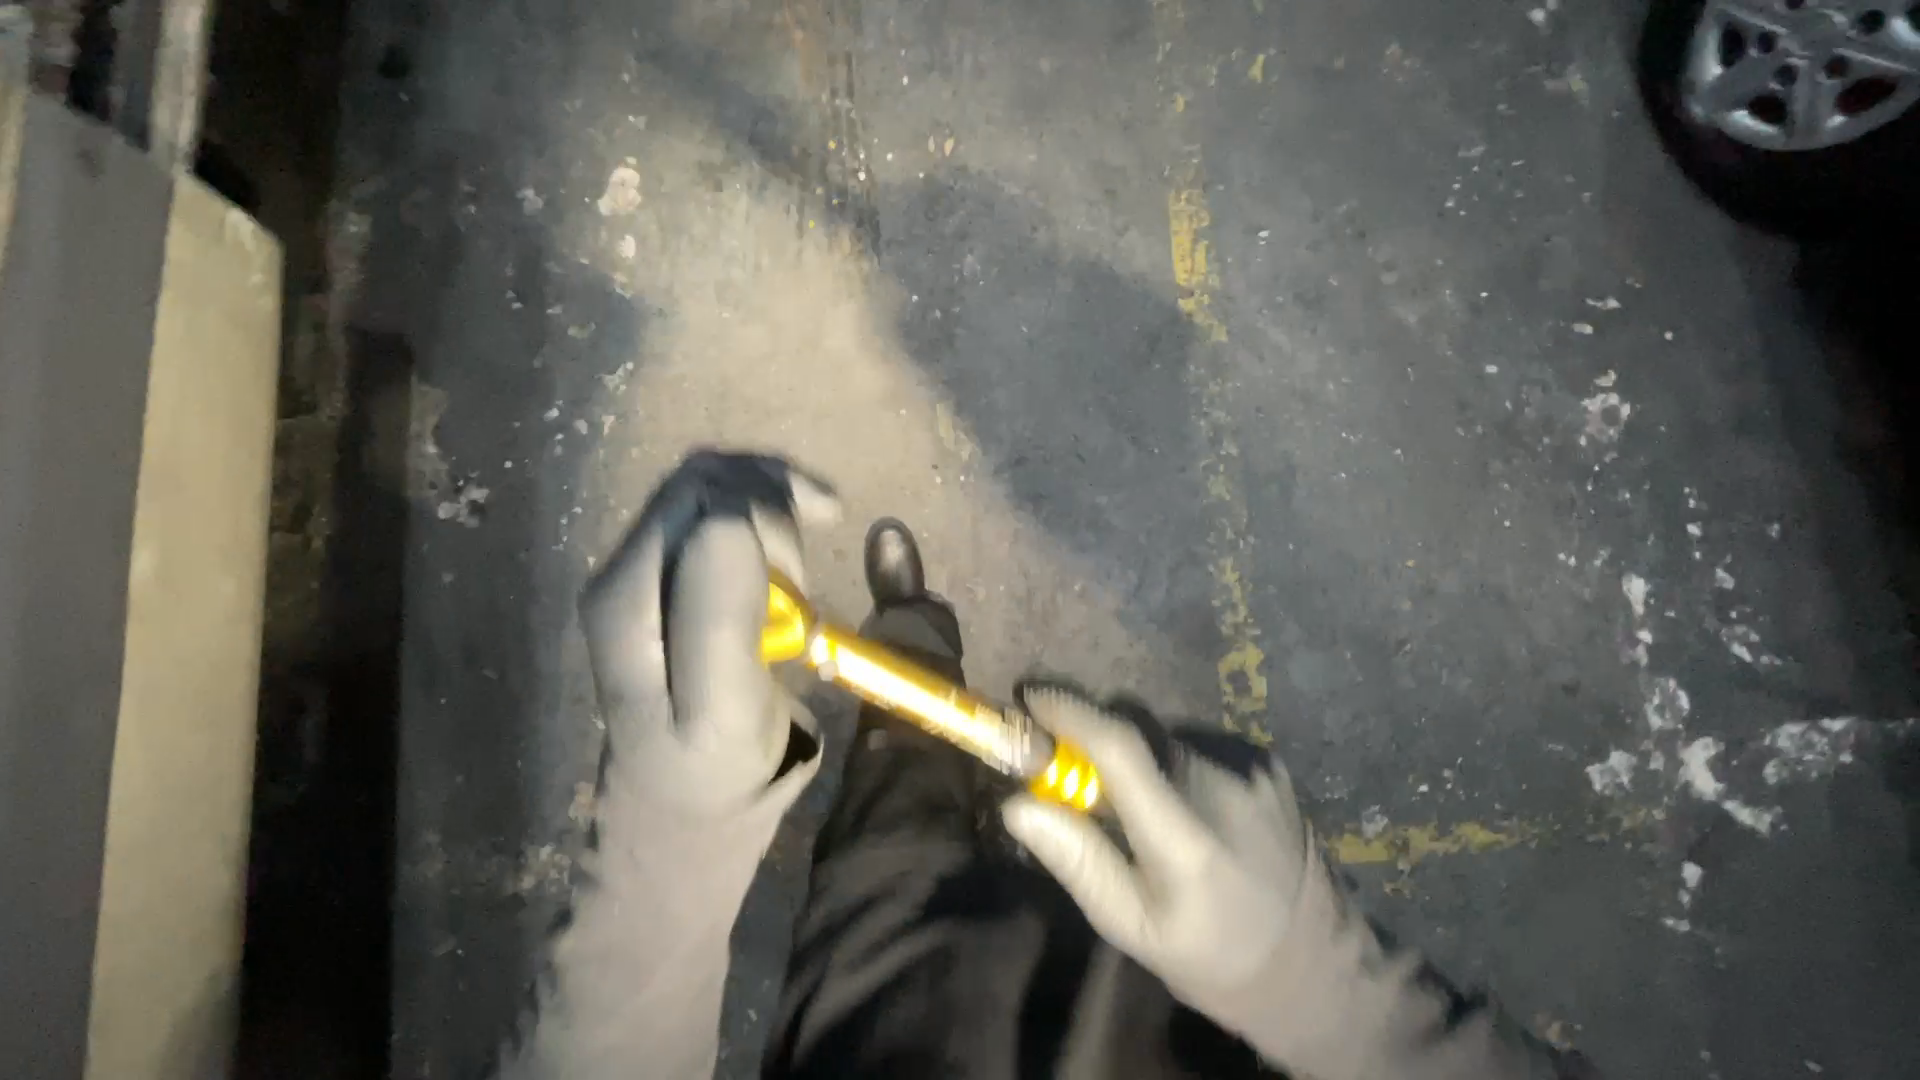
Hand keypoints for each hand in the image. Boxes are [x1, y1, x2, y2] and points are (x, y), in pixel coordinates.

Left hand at [580, 450, 838, 816]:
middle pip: (704, 482)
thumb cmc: (713, 764)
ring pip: (718, 484)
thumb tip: (731, 521)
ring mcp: (648, 565)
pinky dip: (773, 507)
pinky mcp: (676, 571)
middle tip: (803, 579)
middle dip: (773, 507)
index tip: (801, 579)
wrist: (686, 794)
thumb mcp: (723, 714)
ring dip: (775, 507)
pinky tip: (802, 529)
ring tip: (798, 570)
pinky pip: (726, 505)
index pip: (700, 501)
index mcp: (627, 598)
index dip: (764, 517)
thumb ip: (721, 621)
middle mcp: (626, 567)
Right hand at [1000, 686, 1311, 1037]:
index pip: (1121, 748)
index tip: (1031, 698)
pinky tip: (1192, 816)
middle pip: (1138, 737)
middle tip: (1077, 784)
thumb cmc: (1211, 957)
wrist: (1317, 966)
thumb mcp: (1133, 928)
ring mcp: (1253, 771)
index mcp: (1186, 839)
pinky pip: (1198, 752)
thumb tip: (1016, 803)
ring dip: (1141, 764)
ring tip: (1145, 817)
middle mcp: (1223, 787)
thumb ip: (1078, 860)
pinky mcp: (1268, 765)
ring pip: (1166, 744)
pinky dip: (1177, 772)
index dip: (1071, 714)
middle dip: (1096, 747)